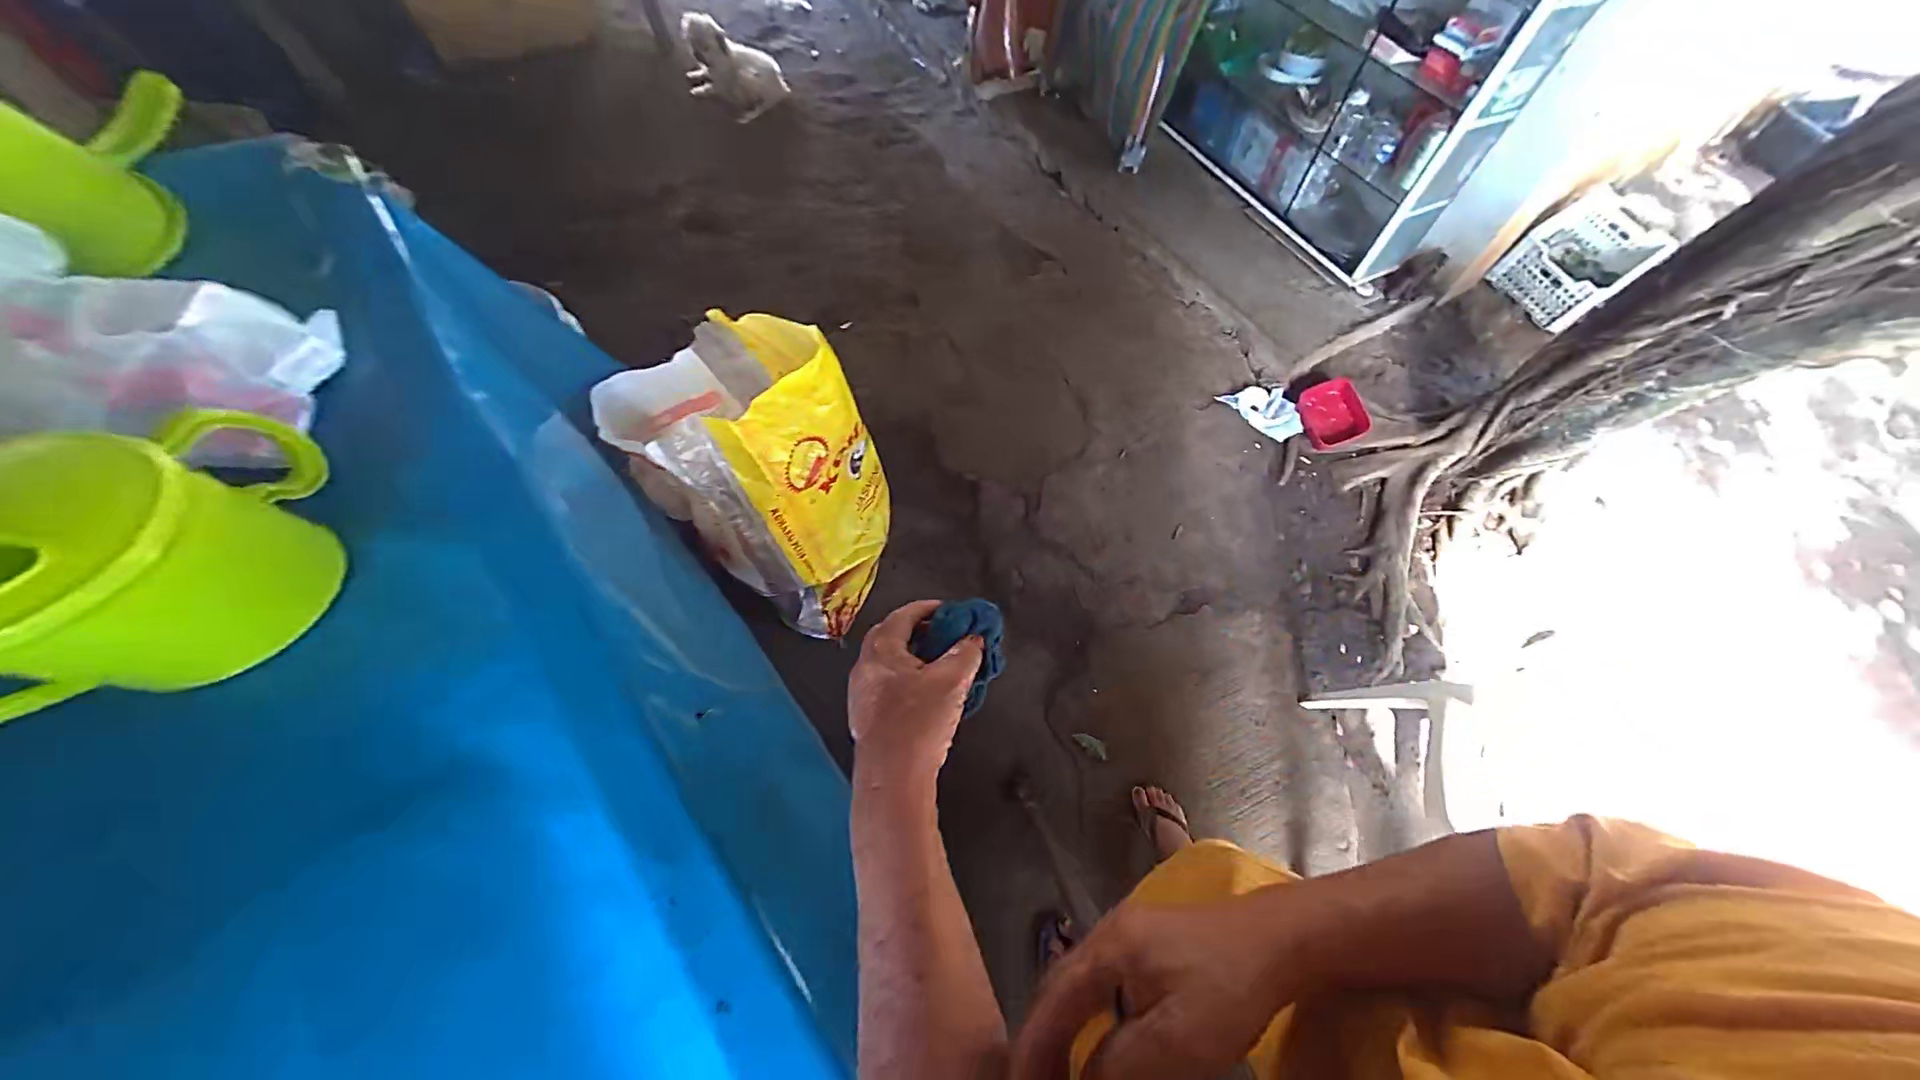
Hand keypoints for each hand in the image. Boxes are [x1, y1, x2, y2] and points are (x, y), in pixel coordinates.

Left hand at [848, 599, 984, 777]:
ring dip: (916, 659)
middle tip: (946, 635)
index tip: (947, 610)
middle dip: (921, 632)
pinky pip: (889, 688)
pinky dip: (909, 681)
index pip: (904, 615)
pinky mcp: (867, 718)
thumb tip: (973, 640)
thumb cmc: (914, 726)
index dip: (929, 609)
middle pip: (893, 637)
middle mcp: (865, 668)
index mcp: (880, 650)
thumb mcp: (952, 681)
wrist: (892, 777)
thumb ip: (966, 653)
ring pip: (891, 664)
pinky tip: (930, 696)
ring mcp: (863, 694)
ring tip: (943, 666)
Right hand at [1010, 886, 1306, 1079]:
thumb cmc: (1227, 989)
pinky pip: (1104, 980)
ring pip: (1080, 981)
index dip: (1033, 1048)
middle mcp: (1108, 932)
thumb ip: (1118, 1063)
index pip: (1052, 1002)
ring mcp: (1130, 931)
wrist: (1277, 939)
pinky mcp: (1151, 940)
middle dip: (1043, 1036)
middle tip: (1035, 1077)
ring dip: (1065, 1025)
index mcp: (1106, 948)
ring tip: (1060, 1065)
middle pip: (1059, 985)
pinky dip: (1090, 1013)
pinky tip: (1101, 1035)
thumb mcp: (1176, 1043)